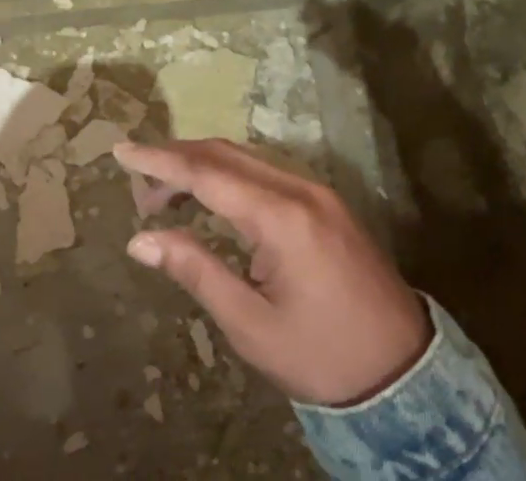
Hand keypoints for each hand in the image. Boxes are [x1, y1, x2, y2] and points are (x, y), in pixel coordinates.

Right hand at [115, 139, 432, 405]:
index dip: (159, 161)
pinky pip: (267, 172)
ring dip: (202, 165)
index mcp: (283, 218)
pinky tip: (211, 197)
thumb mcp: (251, 323)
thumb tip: (140, 239)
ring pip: (247, 159)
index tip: (120, 151)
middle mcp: (302, 191)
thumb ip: (195, 271)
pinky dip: (229, 175)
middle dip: (176, 159)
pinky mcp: (327, 205)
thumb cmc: (322, 356)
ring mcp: (320, 194)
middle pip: (226, 154)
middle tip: (138, 183)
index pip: (207, 173)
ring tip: (164, 194)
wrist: (406, 374)